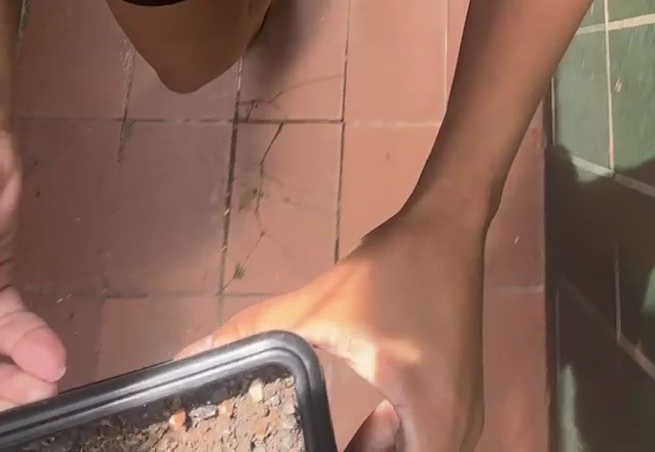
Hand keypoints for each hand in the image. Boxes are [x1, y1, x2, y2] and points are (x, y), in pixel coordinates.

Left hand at [196, 205, 487, 451]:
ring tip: (330, 444)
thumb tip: (191, 354)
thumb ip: (257, 331)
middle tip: (311, 447)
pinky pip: (424, 442)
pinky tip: (364, 426)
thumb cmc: (393, 270)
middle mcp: (459, 429)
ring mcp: (463, 413)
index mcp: (434, 420)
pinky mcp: (457, 394)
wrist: (445, 226)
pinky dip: (391, 444)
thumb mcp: (322, 306)